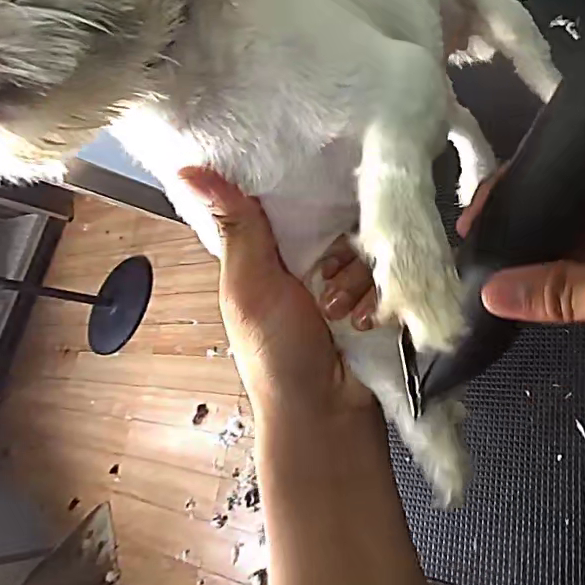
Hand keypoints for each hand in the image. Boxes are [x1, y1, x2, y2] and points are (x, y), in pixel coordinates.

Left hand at [176, 167, 372, 416]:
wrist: (327, 411)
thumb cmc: (277, 354)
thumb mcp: (250, 288)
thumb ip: (238, 229)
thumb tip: (193, 173)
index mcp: (272, 255)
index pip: (294, 205)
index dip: (306, 198)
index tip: (318, 200)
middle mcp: (312, 263)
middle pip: (341, 226)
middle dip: (338, 256)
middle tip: (326, 282)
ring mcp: (348, 283)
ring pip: (368, 251)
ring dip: (356, 284)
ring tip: (342, 315)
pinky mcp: (380, 298)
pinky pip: (391, 275)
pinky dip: (378, 298)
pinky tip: (365, 321)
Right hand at [463, 136, 584, 390]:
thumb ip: (563, 290)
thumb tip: (491, 290)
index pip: (579, 145)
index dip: (531, 162)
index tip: (489, 195)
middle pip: (564, 178)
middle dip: (520, 199)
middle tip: (471, 226)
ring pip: (565, 213)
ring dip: (530, 229)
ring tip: (477, 246)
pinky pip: (571, 244)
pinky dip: (544, 256)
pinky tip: (508, 268)